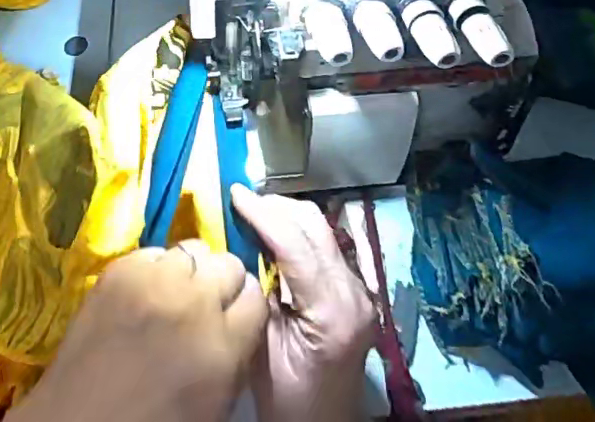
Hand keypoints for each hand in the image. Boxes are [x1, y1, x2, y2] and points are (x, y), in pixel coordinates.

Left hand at [11, 240, 266, 421]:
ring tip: (171, 294)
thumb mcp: (215, 399)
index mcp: (225, 345)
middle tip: (203, 303)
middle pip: (228, 264)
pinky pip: (153, 253)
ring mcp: (156, 281)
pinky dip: (152, 270)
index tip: (233, 313)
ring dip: (186, 272)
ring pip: (191, 251)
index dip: (244, 306)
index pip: (256, 296)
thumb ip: (235, 352)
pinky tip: (142, 294)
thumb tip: (240, 317)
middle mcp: (196, 302)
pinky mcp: (121, 269)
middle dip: (220, 283)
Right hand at [232, 185, 378, 421]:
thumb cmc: (289, 401)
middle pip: (315, 225)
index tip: (235, 192)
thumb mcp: (261, 351)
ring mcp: (359, 289)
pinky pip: (325, 245)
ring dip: (287, 215)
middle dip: (275, 206)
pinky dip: (298, 232)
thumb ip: (254, 295)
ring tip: (253, 213)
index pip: (296, 243)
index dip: (262, 213)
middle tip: (241, 202)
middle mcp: (354, 291)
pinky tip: (273, 235)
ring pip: (322, 229)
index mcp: (332, 311)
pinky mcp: (355, 289)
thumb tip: (237, 246)